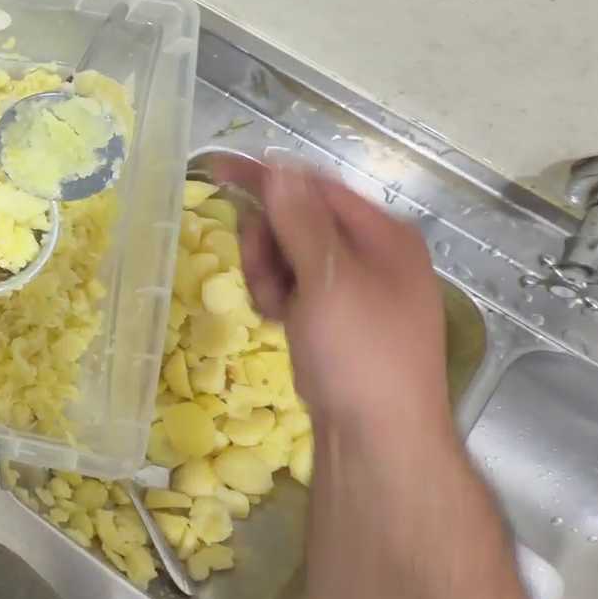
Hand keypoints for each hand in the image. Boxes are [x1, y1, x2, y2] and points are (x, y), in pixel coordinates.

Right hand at [219, 160, 449, 443]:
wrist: (376, 430)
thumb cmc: (359, 352)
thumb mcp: (327, 279)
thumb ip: (300, 219)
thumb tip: (279, 168)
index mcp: (382, 234)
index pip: (314, 186)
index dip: (265, 176)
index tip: (215, 168)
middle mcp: (369, 253)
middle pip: (294, 221)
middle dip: (268, 245)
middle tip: (266, 278)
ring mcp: (352, 284)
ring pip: (284, 255)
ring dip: (268, 276)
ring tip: (277, 309)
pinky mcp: (332, 312)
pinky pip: (289, 285)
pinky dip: (275, 297)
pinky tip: (281, 321)